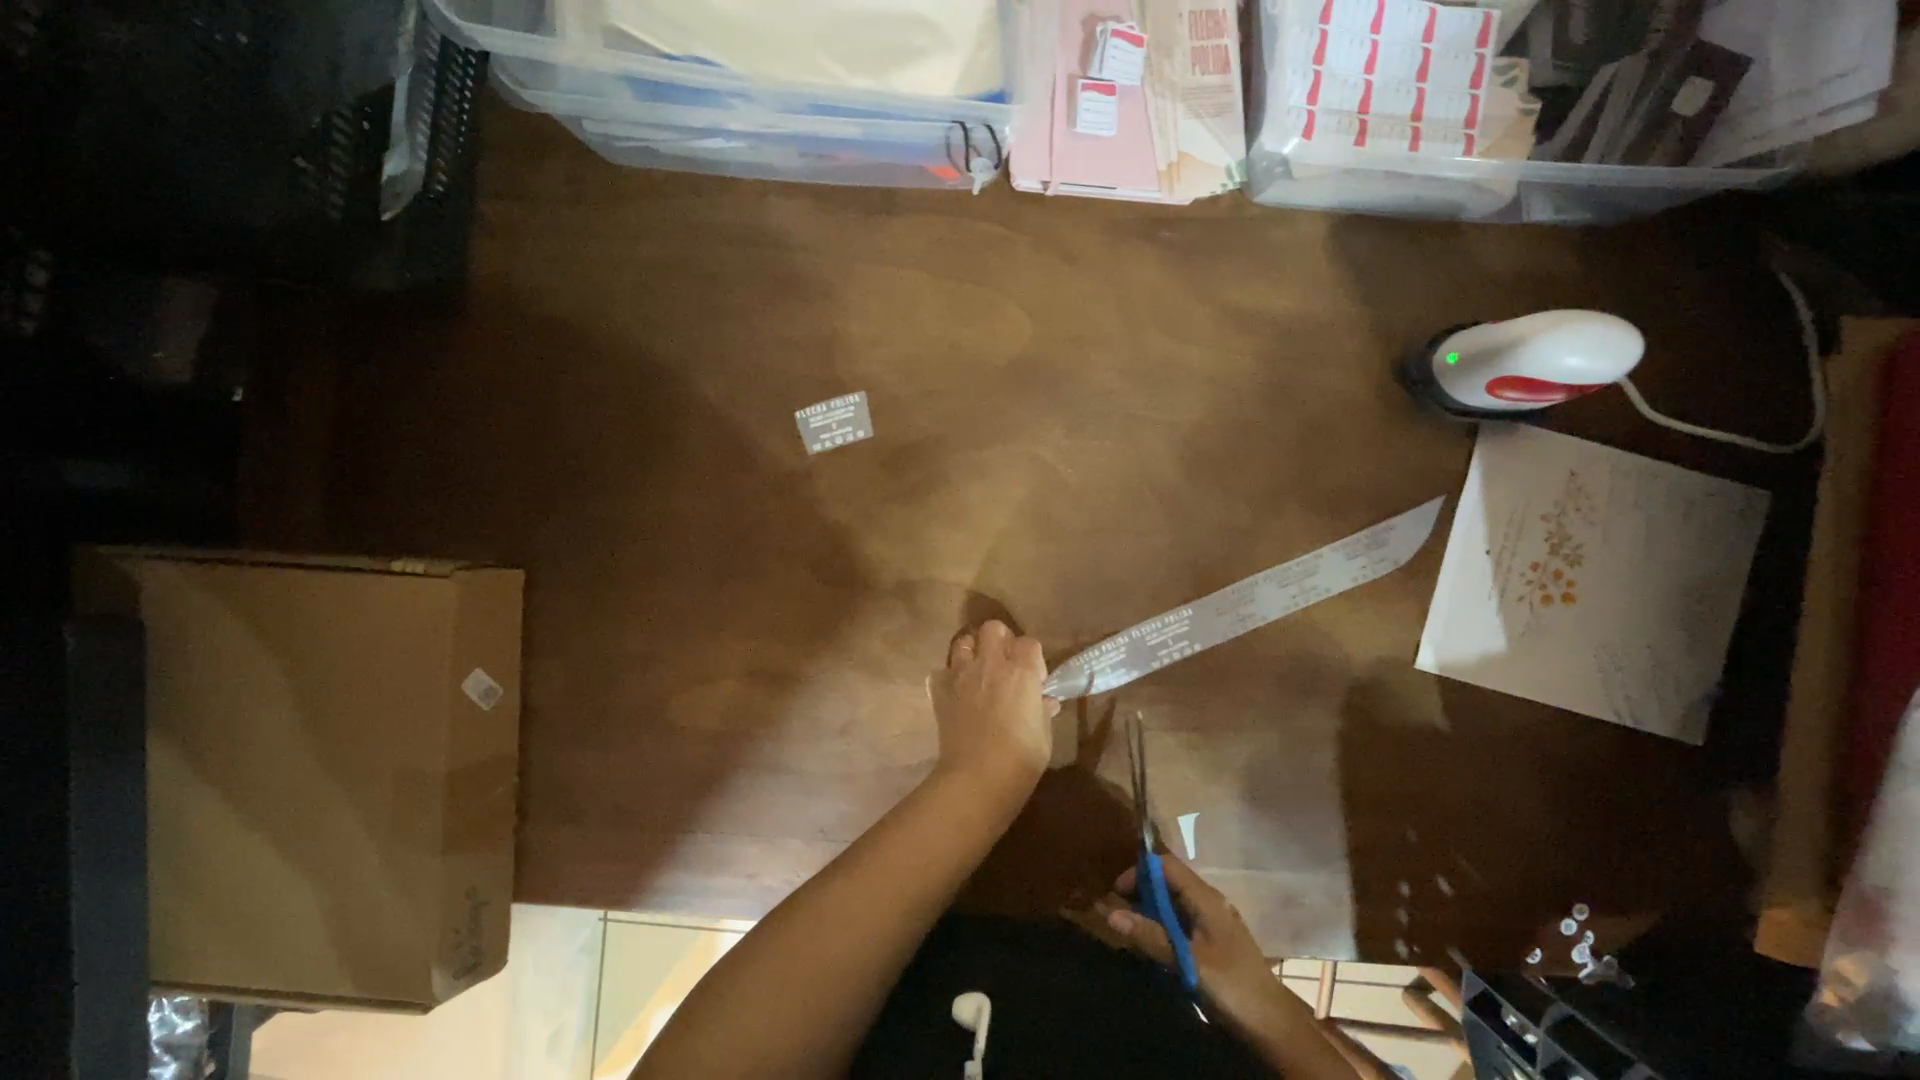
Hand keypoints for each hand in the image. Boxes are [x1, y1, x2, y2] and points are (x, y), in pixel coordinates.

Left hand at [927, 621, 1058, 795]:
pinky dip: (947, 678)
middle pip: (993, 628)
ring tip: (978, 672)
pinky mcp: (939, 690)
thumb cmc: (1021, 757)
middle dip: (1000, 640)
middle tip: (1005, 664)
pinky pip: (940, 672)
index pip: (1030, 643)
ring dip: (971, 652)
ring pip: (962, 642)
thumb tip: (1045, 700)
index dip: (1033, 657)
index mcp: (1022, 671)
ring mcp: (961, 675)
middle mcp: (990, 664)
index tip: (1035, 678)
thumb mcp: (1044, 733)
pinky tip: (955, 693)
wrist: (978, 776)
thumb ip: (1042, 709)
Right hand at [1097, 854, 1292, 1038]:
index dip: (1140, 872)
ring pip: (1174, 904)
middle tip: (1117, 913)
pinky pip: (1181, 924)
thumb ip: (1150, 936)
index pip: (1167, 866)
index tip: (1116, 892)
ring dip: (1149, 912)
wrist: (1272, 1024)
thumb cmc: (1232, 987)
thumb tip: (1110, 913)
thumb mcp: (1187, 961)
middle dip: (1141, 892)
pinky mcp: (1212, 943)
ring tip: (1128, 930)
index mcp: (1206, 899)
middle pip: (1169, 883)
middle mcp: (1209, 904)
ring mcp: (1212, 924)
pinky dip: (1162, 929)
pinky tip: (1150, 946)